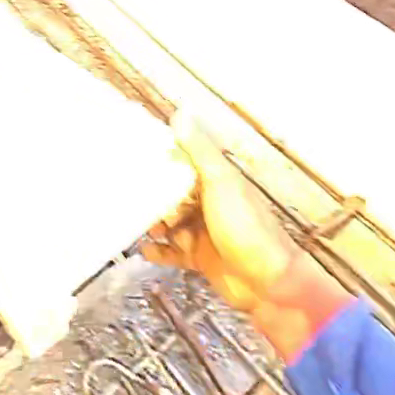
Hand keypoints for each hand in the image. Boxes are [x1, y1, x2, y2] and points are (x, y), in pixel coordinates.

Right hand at [143, 113, 350, 359]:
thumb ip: (200, 151)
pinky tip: (144, 249)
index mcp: (216, 181)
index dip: (160, 159)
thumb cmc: (246, 226)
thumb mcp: (221, 183)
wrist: (267, 282)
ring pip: (168, 222)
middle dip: (151, 196)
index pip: (183, 163)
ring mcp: (202, 231)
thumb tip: (180, 112)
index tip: (132, 155)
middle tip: (127, 196)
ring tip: (137, 226)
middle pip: (171, 194)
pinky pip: (171, 251)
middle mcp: (208, 203)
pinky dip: (158, 251)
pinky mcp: (198, 257)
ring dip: (152, 224)